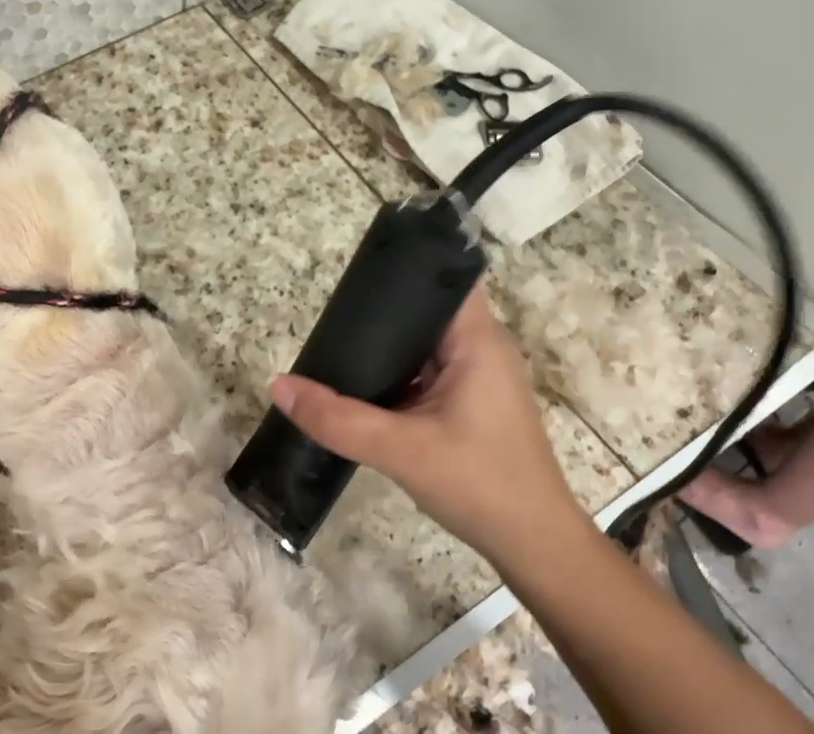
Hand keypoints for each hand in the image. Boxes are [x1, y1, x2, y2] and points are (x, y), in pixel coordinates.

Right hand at [267, 284, 586, 564]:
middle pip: (426, 311)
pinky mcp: (469, 405)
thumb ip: (338, 419)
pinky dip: (395, 374)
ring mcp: (477, 379)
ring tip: (335, 343)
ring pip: (423, 345)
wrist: (534, 546)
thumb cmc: (481, 485)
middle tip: (330, 313)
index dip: (405, 266)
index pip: (446, 278)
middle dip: (380, 309)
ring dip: (385, 346)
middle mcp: (482, 351)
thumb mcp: (401, 450)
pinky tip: (360, 384)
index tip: (357, 270)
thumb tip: (279, 385)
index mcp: (478, 343)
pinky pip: (425, 373)